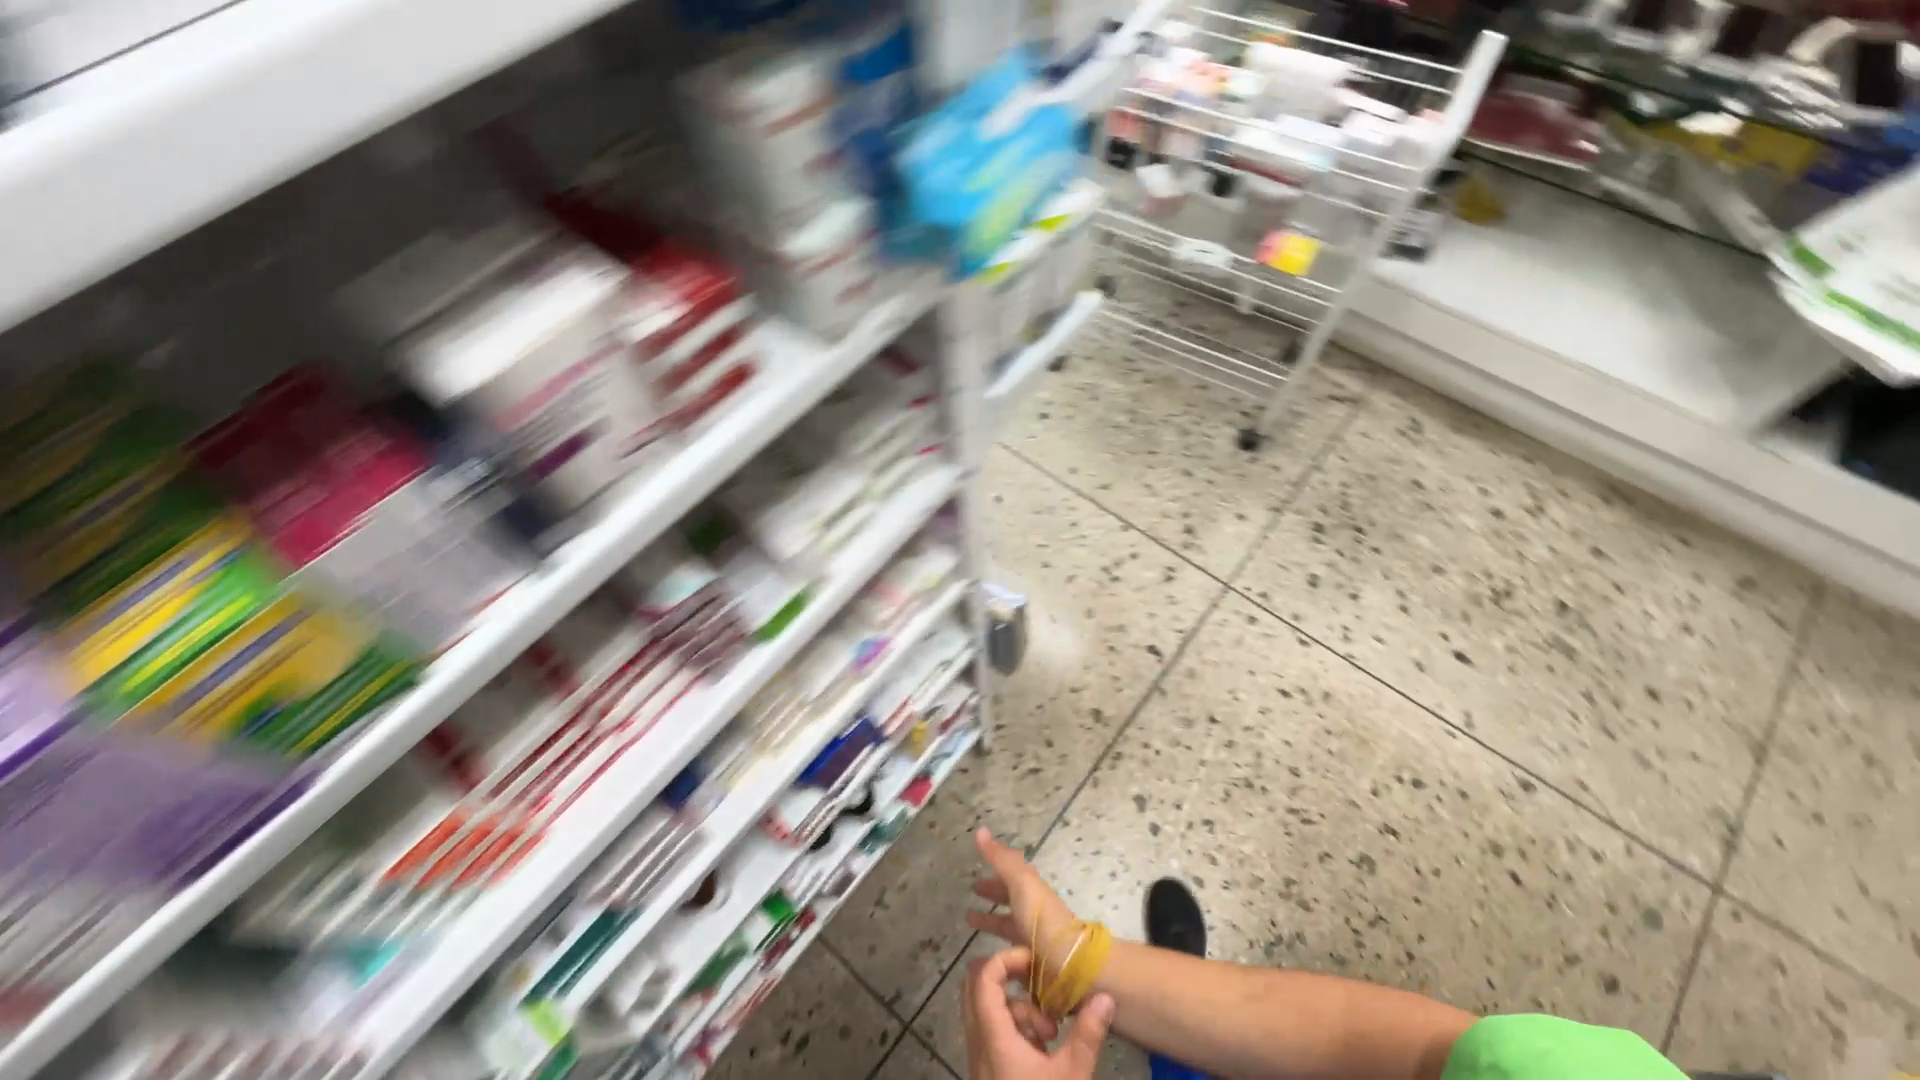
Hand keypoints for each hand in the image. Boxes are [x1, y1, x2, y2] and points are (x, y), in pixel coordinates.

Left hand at [963, 947, 1114, 1079]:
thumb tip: (1105, 996)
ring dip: (1017, 1009)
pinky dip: (1015, 1028)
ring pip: (986, 1010)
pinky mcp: (987, 1070)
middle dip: (1010, 981)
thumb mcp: (1072, 1075)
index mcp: (993, 1037)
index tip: (1037, 963)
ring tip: (1051, 1032)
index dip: (1007, 959)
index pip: (985, 977)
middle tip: (1042, 992)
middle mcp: (978, 1042)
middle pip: (976, 987)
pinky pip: (993, 1032)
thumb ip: (1086, 1034)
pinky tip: (1044, 1050)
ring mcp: (979, 1057)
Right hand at [966, 829, 1079, 983]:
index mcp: (1033, 891)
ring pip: (1009, 926)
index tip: (976, 874)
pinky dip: (995, 948)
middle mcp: (1034, 913)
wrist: (1070, 963)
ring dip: (990, 921)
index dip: (995, 873)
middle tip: (971, 895)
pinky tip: (984, 957)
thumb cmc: (1043, 918)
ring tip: (968, 922)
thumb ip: (1001, 859)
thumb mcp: (1021, 882)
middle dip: (992, 895)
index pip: (1012, 877)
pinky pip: (1009, 951)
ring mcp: (1032, 938)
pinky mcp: (1030, 963)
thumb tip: (980, 830)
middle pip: (1011, 900)